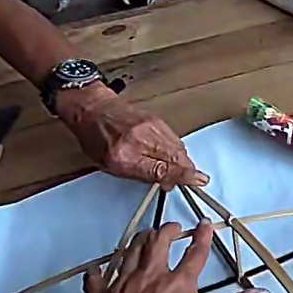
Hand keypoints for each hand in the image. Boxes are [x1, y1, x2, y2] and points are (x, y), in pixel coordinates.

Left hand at [54, 85, 207, 188]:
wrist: (94, 110)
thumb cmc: (97, 138)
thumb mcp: (111, 166)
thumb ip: (143, 174)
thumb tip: (168, 181)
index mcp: (124, 157)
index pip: (162, 169)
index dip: (183, 176)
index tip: (199, 180)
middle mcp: (140, 141)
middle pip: (176, 159)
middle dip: (184, 170)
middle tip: (186, 178)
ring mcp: (151, 128)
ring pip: (178, 149)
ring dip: (180, 160)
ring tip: (172, 164)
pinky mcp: (159, 120)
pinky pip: (175, 139)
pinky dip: (175, 148)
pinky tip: (167, 151)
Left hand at [71, 221, 268, 292]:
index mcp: (178, 285)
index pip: (195, 253)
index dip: (203, 236)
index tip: (205, 225)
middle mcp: (149, 280)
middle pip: (157, 243)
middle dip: (167, 230)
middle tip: (173, 226)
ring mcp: (119, 289)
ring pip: (129, 253)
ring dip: (139, 240)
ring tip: (145, 235)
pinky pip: (96, 280)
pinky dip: (99, 271)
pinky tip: (97, 269)